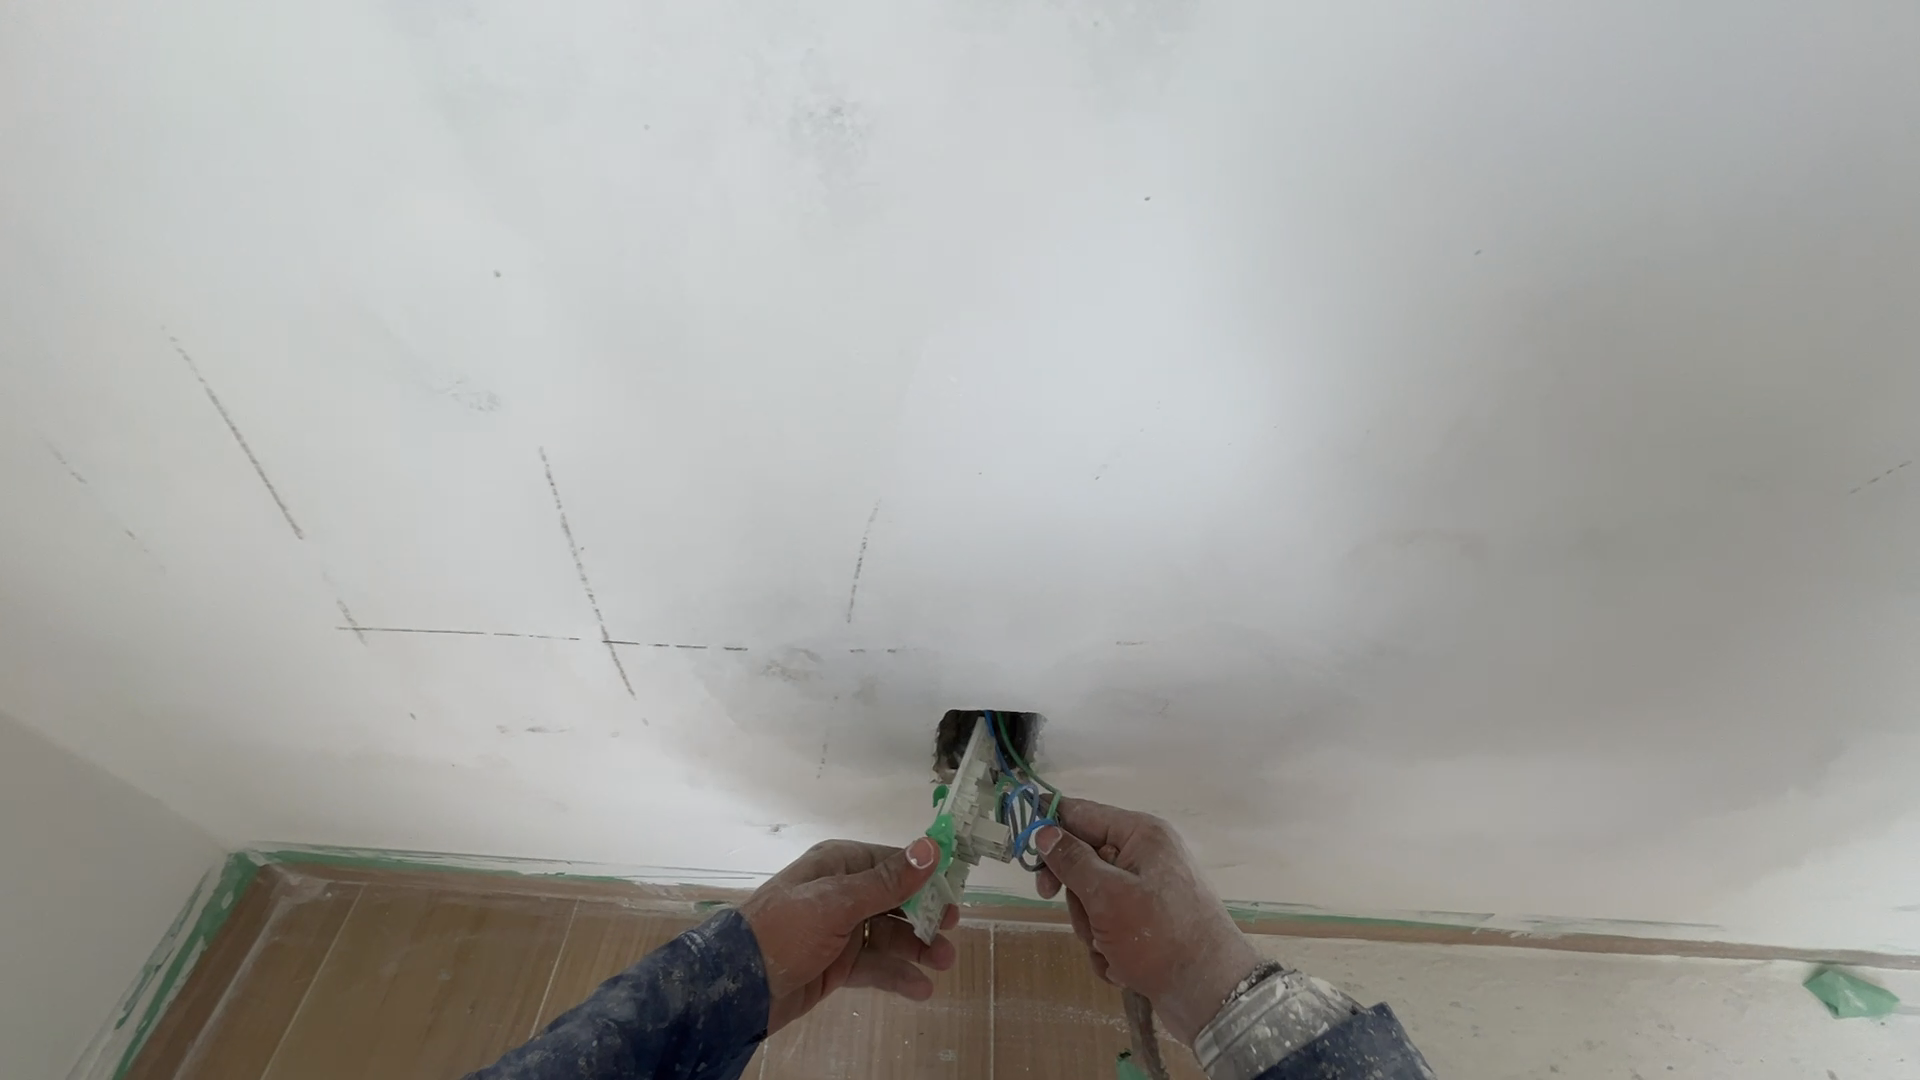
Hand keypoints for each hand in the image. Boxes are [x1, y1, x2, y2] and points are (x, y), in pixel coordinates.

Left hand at [738, 836, 958, 1032]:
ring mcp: (841, 929)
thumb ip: (888, 880)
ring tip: (942, 964)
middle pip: (896, 899)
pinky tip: (920, 989)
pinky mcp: (838, 963)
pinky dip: (897, 975)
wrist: (737, 990)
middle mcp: (844, 892)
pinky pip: (876, 965)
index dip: (925, 874)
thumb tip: (930, 847)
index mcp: (841, 864)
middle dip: (925, 915)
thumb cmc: (786, 931)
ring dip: (917, 948)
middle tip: (952, 930)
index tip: (956, 887)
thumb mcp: (838, 902)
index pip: (894, 863)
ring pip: (890, 934)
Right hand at [1034, 798, 1259, 1044]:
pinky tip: (1122, 966)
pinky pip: (1109, 925)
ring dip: (1093, 928)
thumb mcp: (1107, 894)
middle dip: (1079, 897)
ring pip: (1092, 898)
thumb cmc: (1160, 935)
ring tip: (1111, 949)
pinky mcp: (1148, 924)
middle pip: (1084, 860)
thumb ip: (1071, 860)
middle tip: (1084, 918)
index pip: (1081, 814)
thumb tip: (1044, 832)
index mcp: (1141, 834)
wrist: (1213, 997)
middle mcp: (1145, 856)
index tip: (1026, 854)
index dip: (1051, 830)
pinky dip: (1109, 947)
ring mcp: (1147, 891)